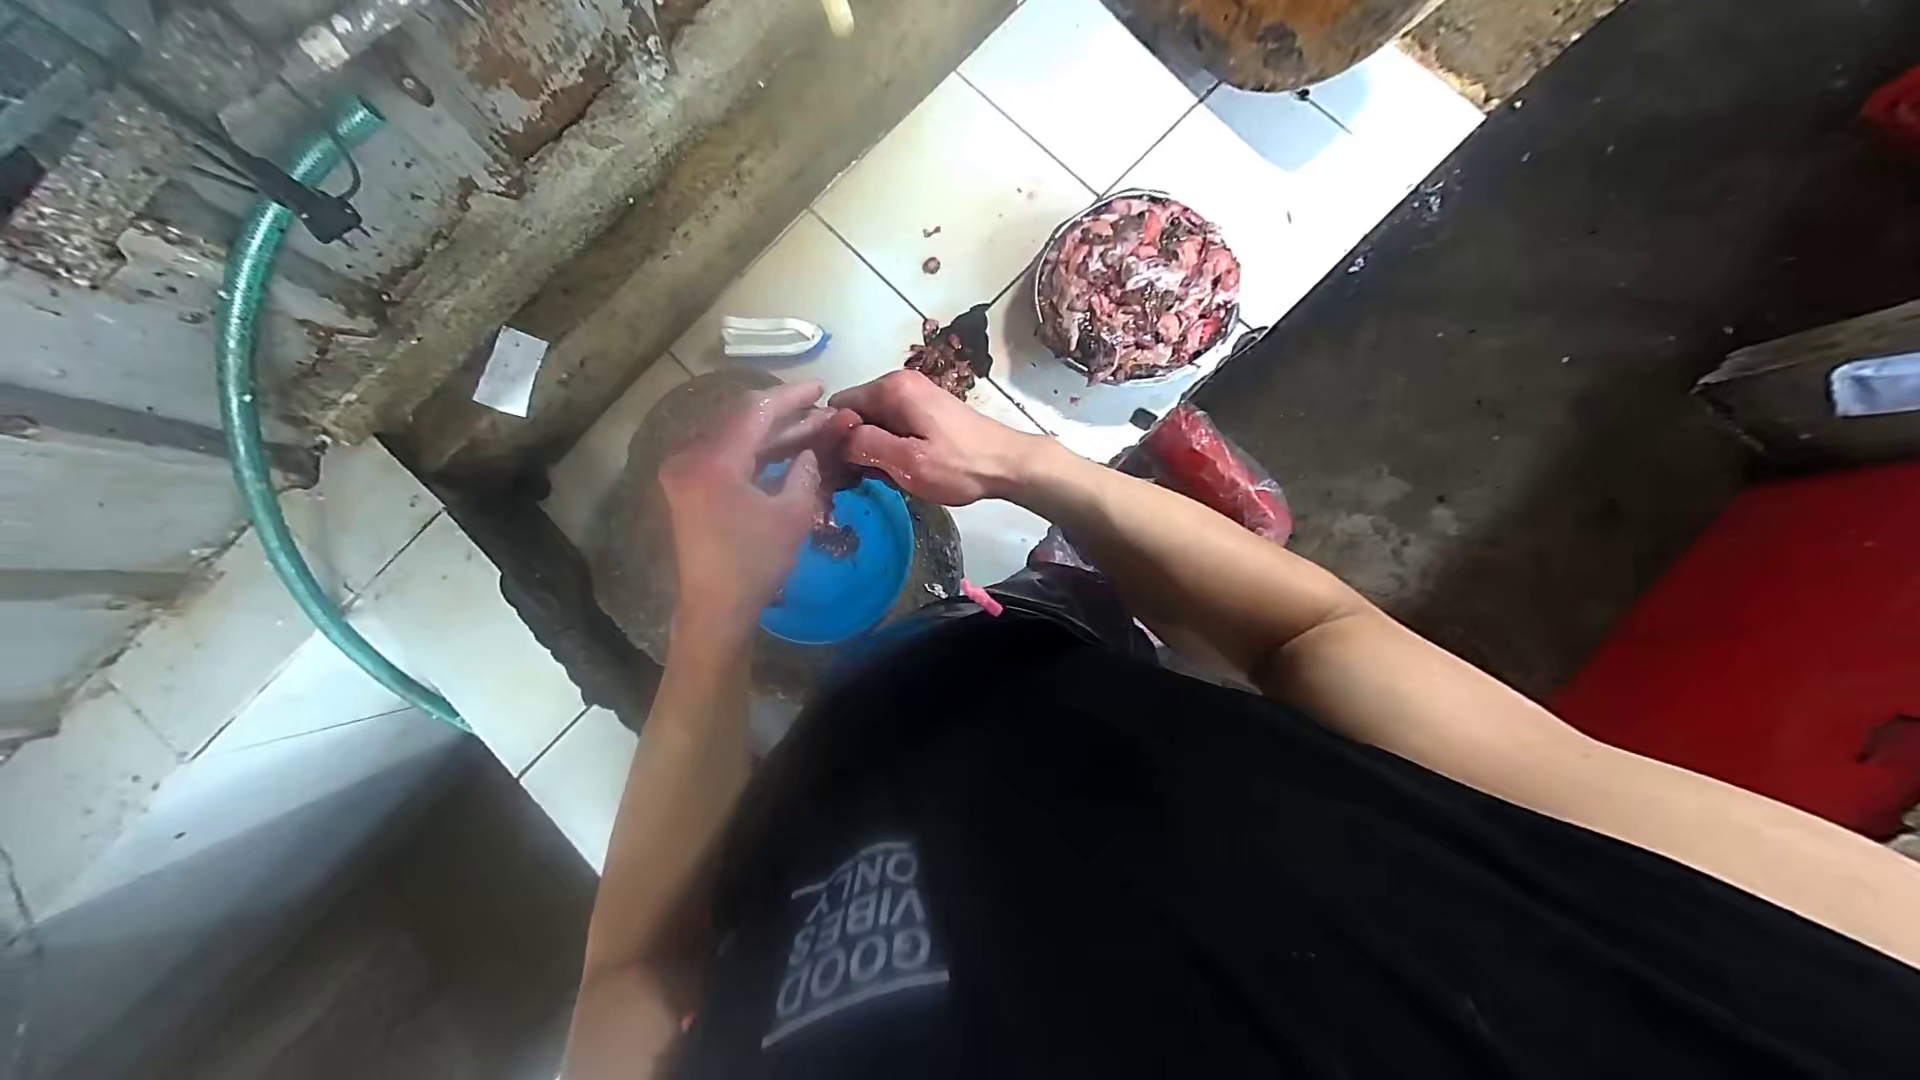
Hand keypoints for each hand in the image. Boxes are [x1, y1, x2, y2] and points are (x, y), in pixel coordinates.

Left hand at [657, 382, 855, 641]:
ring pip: (733, 438)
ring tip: (810, 430)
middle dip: (784, 416)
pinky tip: (784, 452)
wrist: (716, 607)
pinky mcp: (688, 488)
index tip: (820, 389)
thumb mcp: (792, 514)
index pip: (754, 412)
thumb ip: (804, 472)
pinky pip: (724, 456)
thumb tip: (809, 452)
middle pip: (741, 420)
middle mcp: (690, 457)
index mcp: (714, 460)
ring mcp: (684, 472)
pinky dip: (754, 453)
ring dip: (771, 434)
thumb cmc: (756, 562)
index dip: (791, 398)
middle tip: (821, 412)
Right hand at [829, 370, 1045, 504]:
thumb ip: (866, 446)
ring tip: (893, 476)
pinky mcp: (926, 412)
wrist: (1010, 465)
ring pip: (874, 424)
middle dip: (856, 446)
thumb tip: (834, 436)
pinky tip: (905, 470)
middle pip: (856, 414)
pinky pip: (893, 428)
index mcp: (892, 388)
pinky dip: (893, 449)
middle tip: (869, 477)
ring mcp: (915, 396)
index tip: (841, 467)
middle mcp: (900, 383)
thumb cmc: (961, 466)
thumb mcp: (909, 462)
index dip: (834, 437)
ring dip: (876, 451)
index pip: (839, 406)